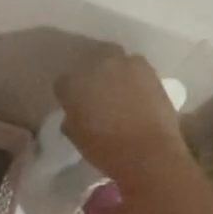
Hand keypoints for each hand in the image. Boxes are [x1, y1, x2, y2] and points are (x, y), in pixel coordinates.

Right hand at [54, 49, 186, 180]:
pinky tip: (137, 96)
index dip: (68, 96)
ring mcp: (125, 64)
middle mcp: (98, 66)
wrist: (149, 151)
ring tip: (120, 96)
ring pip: (114, 62)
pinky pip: (135, 69)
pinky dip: (133, 79)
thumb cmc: (107, 151)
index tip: (74, 108)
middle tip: (98, 98)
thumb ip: (72, 120)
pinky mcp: (148, 69)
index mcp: (74, 86)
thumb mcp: (78, 140)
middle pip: (90, 64)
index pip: (63, 83)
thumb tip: (74, 113)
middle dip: (92, 78)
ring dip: (114, 75)